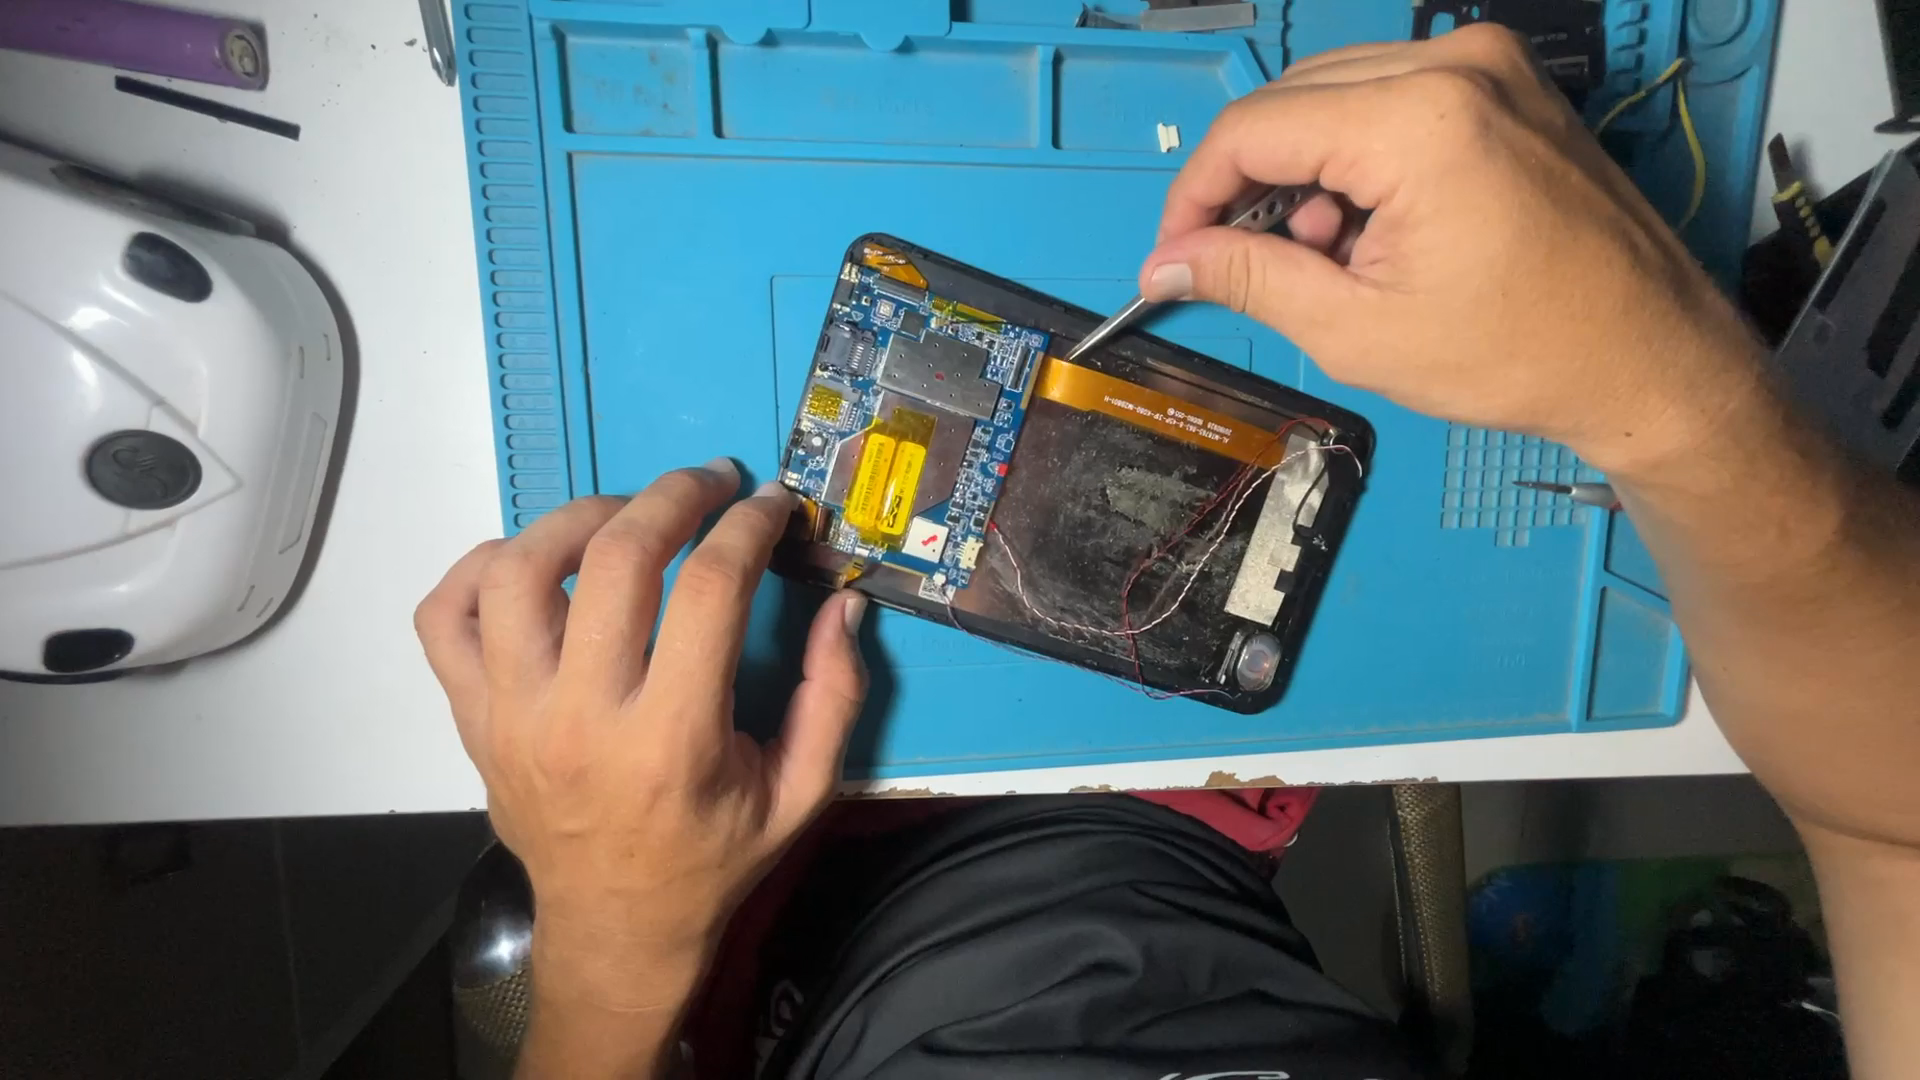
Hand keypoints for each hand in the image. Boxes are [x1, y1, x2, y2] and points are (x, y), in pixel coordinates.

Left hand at [413, 460, 866, 1012]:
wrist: (616, 929)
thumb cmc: (716, 859)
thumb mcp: (804, 790)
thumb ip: (834, 695)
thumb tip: (844, 605)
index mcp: (673, 737)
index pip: (711, 589)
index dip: (749, 527)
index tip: (771, 505)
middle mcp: (580, 716)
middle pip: (617, 557)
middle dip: (676, 495)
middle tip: (714, 481)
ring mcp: (509, 714)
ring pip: (520, 568)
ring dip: (584, 515)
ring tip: (632, 511)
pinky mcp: (471, 718)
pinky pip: (445, 613)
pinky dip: (485, 563)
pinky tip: (540, 560)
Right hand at [1140, 26, 1763, 471]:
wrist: (1643, 356)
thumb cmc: (1501, 354)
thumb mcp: (1349, 328)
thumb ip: (1246, 280)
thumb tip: (1162, 264)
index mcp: (1413, 123)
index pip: (1251, 130)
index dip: (1192, 196)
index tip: (1172, 257)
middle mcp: (1451, 65)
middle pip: (1284, 103)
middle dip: (1239, 187)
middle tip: (1230, 263)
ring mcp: (1483, 67)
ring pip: (1325, 100)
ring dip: (1290, 178)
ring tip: (1314, 257)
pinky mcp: (1499, 88)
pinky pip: (1378, 105)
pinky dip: (1340, 165)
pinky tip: (1358, 230)